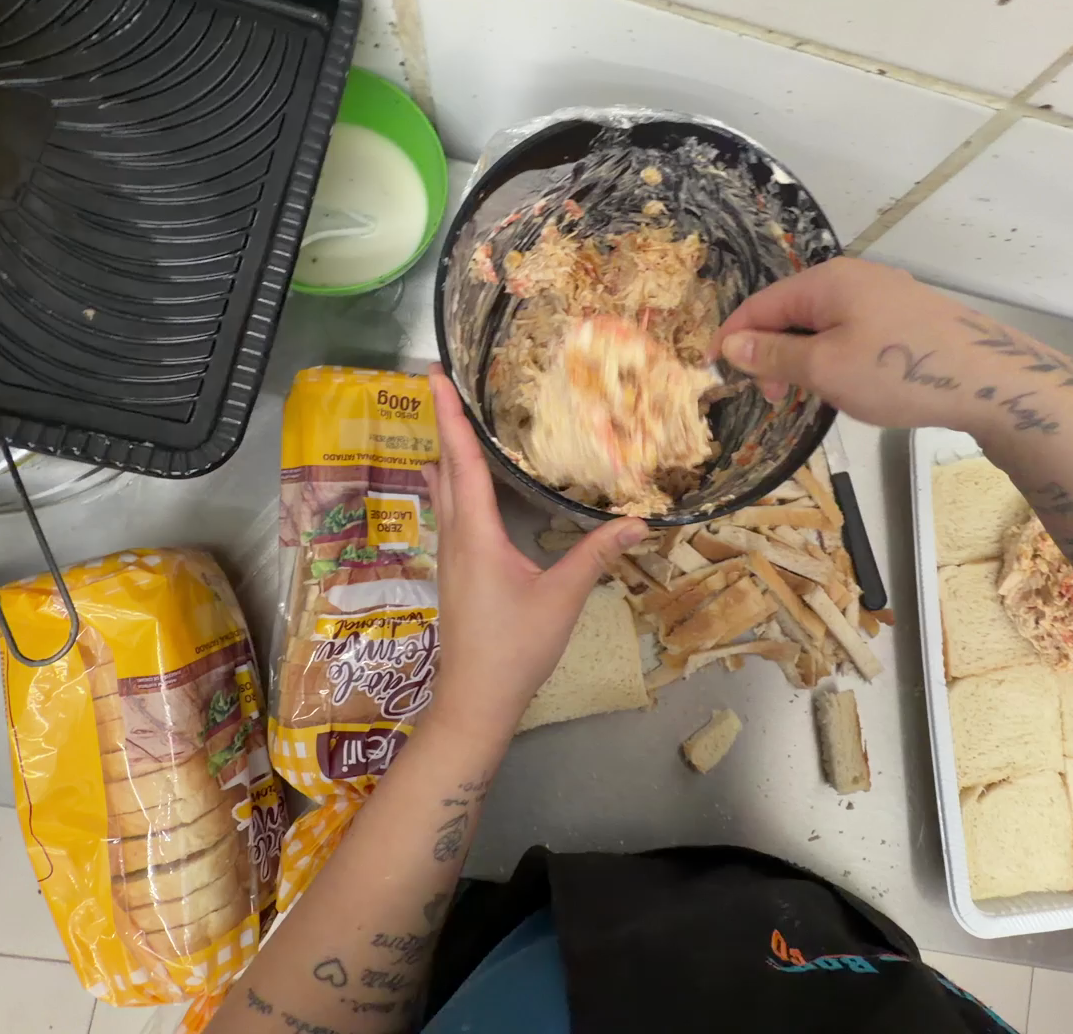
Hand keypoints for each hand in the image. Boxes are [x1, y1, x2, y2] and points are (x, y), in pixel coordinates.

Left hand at [422, 365, 646, 737]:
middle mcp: (455, 536)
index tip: (434, 374)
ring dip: (445, 452)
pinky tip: (465, 484)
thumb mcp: (562, 598)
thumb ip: (596, 555)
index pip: (460, 462)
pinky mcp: (455, 570)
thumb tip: (639, 520)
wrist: (475, 699)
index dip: (449, 416)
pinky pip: (449, 511)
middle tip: (444, 383)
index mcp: (476, 534)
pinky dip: (453, 482)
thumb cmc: (514, 648)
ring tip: (453, 420)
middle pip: (443, 468)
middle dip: (442, 423)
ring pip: (442, 490)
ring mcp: (450, 554)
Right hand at [709, 258, 1010, 434]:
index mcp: (827, 281)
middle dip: (769, 353)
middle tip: (771, 397)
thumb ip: (773, 355)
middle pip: (789, 312)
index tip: (712, 373)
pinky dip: (829, 356)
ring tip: (806, 396)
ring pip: (819, 325)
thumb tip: (731, 345)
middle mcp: (853, 278)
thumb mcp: (824, 368)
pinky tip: (840, 383)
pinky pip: (847, 331)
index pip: (760, 304)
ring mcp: (882, 296)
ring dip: (799, 359)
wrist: (990, 380)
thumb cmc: (897, 371)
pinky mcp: (903, 317)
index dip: (731, 338)